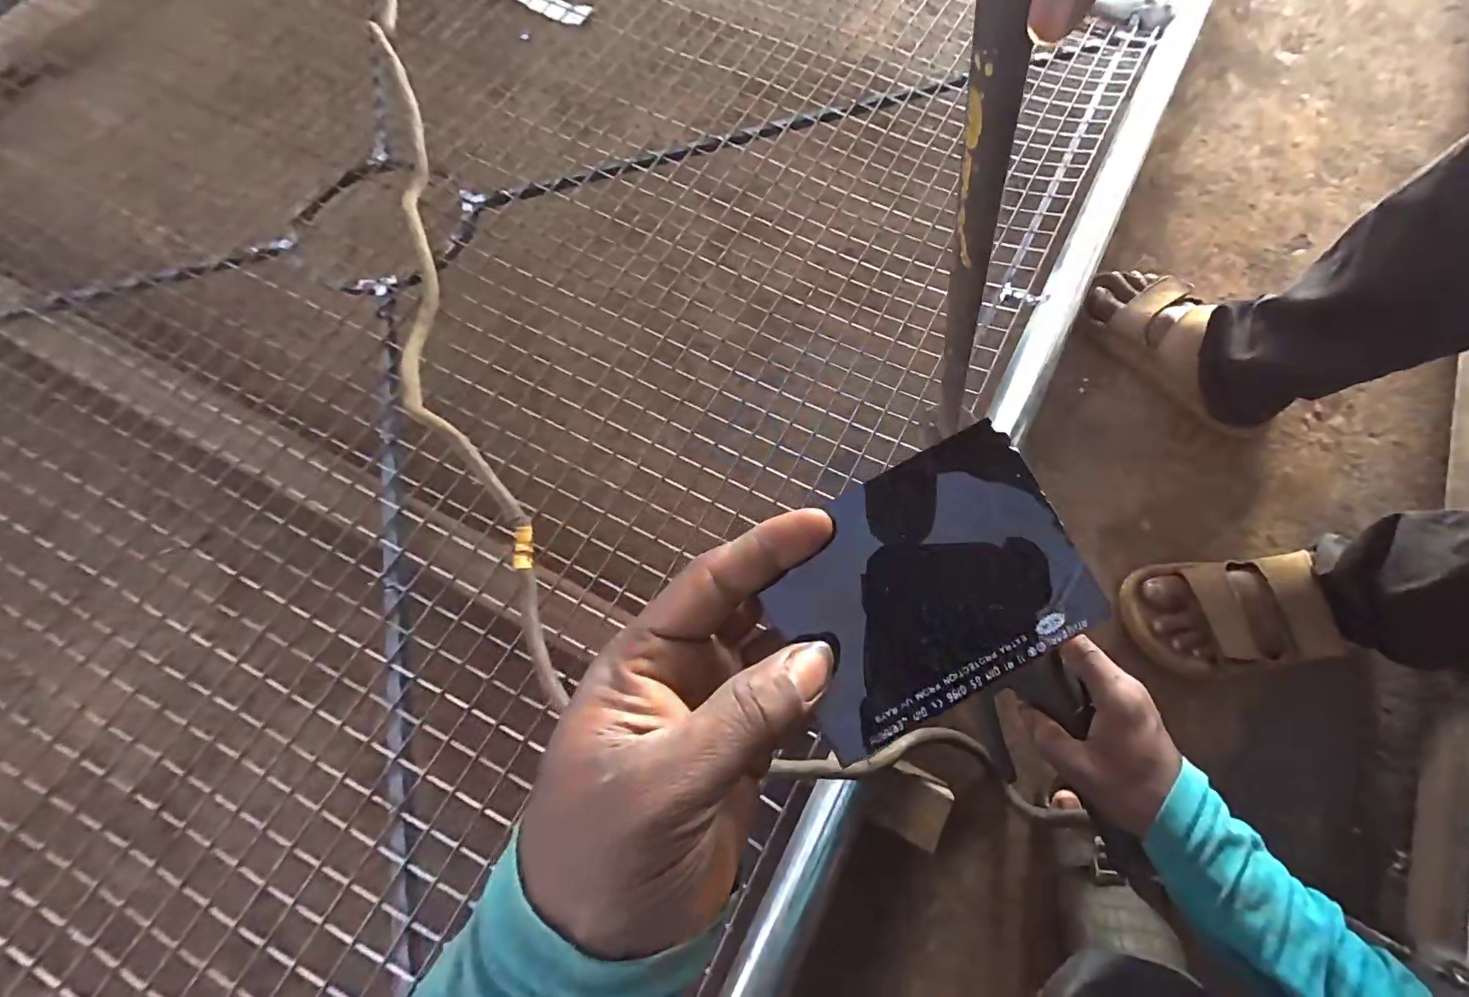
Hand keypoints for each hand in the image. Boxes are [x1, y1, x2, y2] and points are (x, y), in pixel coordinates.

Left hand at [518, 509, 837, 958]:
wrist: (597, 944)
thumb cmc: (601, 851)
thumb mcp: (662, 780)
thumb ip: (739, 717)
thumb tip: (817, 655)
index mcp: (644, 658)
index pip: (708, 584)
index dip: (761, 550)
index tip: (817, 524)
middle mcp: (683, 671)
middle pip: (747, 610)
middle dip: (796, 583)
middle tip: (857, 559)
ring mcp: (716, 711)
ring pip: (773, 656)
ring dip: (815, 636)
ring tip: (870, 610)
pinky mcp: (743, 751)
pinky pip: (788, 706)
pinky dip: (820, 692)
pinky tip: (857, 676)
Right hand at [1016, 634, 1181, 836]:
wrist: (1176, 816)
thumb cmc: (1127, 789)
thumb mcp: (1076, 766)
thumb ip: (1045, 733)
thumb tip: (1025, 707)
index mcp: (1115, 693)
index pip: (1077, 646)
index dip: (1048, 639)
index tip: (1021, 644)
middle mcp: (1127, 684)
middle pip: (1083, 654)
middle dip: (1052, 659)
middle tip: (1021, 668)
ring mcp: (1134, 694)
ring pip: (1090, 668)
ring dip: (1065, 674)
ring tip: (1036, 685)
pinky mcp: (1134, 706)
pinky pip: (1099, 683)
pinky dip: (1077, 686)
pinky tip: (1060, 702)